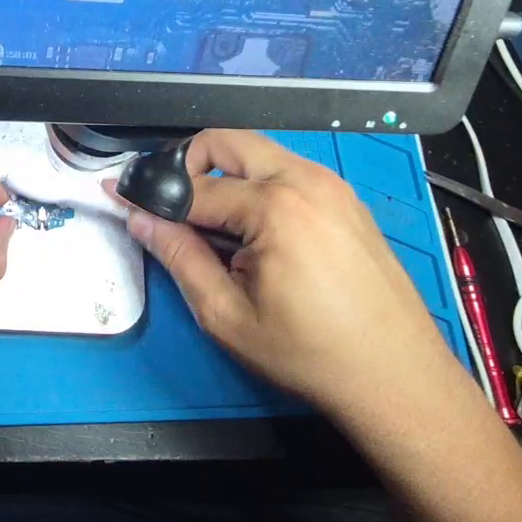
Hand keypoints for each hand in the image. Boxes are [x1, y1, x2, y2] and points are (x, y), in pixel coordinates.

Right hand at [121, 129, 455, 419]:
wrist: (399, 379)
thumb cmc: (310, 354)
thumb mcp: (227, 315)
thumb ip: (178, 257)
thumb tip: (140, 218)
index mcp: (275, 206)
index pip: (193, 186)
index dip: (152, 194)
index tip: (122, 196)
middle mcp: (305, 180)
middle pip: (225, 141)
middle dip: (189, 164)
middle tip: (174, 208)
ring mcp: (332, 186)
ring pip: (258, 153)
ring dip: (226, 175)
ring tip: (219, 228)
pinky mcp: (346, 199)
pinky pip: (288, 171)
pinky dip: (260, 186)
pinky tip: (259, 234)